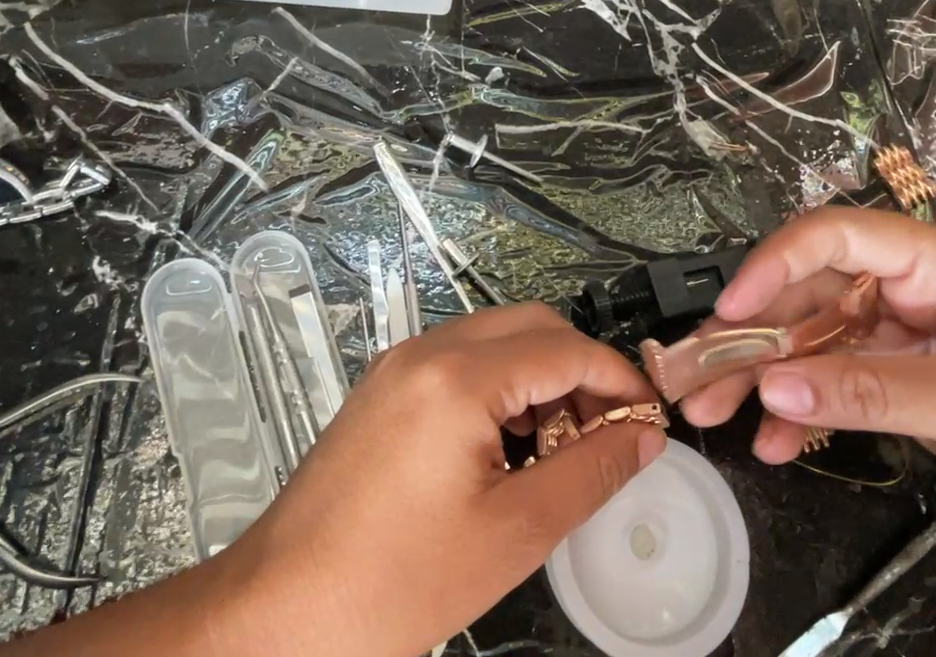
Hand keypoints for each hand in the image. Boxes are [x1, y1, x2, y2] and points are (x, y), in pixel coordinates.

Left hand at [215, 303, 667, 656]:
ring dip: (541, 378)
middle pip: (531, 327)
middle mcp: (425, 351)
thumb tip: (645, 435)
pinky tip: (510, 446)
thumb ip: (592, 471)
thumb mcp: (515, 530)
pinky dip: (500, 388)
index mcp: (458, 377)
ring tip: (562, 447)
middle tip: (609, 433)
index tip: (652, 417)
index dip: (620, 378)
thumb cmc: (398, 579)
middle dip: (581, 371)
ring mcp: (398, 366)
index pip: (565, 349)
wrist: (283, 607)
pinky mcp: (383, 389)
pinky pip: (460, 363)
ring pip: (495, 341)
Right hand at [678, 207, 935, 525]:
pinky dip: (799, 411)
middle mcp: (905, 288)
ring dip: (760, 376)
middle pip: (806, 293)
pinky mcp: (890, 377)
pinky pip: (828, 383)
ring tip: (713, 413)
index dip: (776, 265)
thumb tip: (770, 386)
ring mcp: (895, 334)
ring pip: (807, 340)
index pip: (838, 239)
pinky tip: (776, 444)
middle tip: (699, 375)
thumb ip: (869, 392)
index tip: (731, 312)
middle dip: (752, 336)